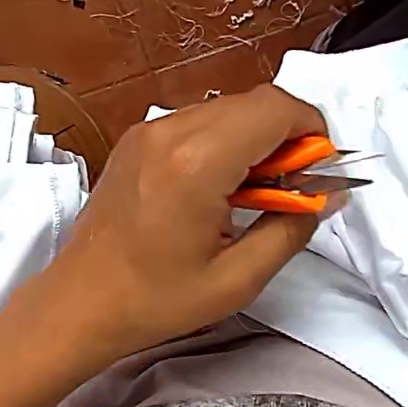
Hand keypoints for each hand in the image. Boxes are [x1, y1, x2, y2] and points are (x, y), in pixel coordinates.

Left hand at [7, 84, 328, 373]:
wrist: (79, 304)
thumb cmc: (156, 300)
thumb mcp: (239, 278)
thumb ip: (293, 227)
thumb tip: (329, 194)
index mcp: (197, 164)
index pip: (275, 109)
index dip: (312, 131)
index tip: (319, 170)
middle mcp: (171, 132)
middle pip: (257, 102)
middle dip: (289, 136)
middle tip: (293, 187)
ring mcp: (150, 130)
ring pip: (232, 108)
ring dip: (260, 139)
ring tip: (257, 190)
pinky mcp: (140, 138)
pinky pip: (203, 120)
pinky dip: (230, 141)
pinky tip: (224, 186)